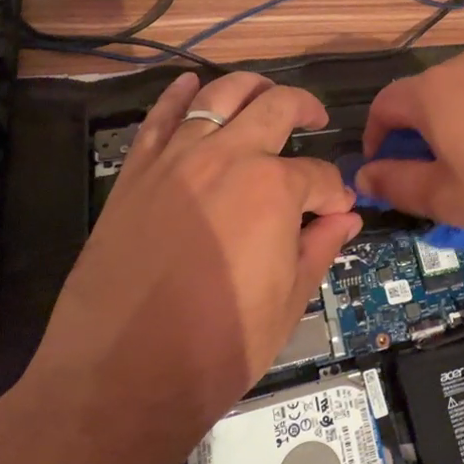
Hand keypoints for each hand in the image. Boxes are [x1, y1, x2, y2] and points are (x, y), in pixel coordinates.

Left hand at [0, 71, 360, 463]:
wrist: (119, 379)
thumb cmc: (217, 347)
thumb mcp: (287, 304)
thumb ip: (319, 248)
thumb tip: (344, 220)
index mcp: (273, 189)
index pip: (318, 176)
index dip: (334, 194)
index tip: (337, 212)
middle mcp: (227, 157)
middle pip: (276, 108)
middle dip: (306, 110)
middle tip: (317, 121)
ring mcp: (177, 160)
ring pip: (219, 97)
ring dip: (250, 86)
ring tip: (266, 92)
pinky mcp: (136, 173)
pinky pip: (158, 119)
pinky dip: (177, 95)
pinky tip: (191, 84)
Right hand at [355, 49, 463, 280]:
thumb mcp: (449, 199)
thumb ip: (398, 183)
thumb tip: (365, 176)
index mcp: (433, 92)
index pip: (384, 104)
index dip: (375, 138)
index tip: (384, 170)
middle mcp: (463, 65)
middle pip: (421, 94)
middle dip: (414, 132)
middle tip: (427, 174)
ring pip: (458, 90)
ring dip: (449, 122)